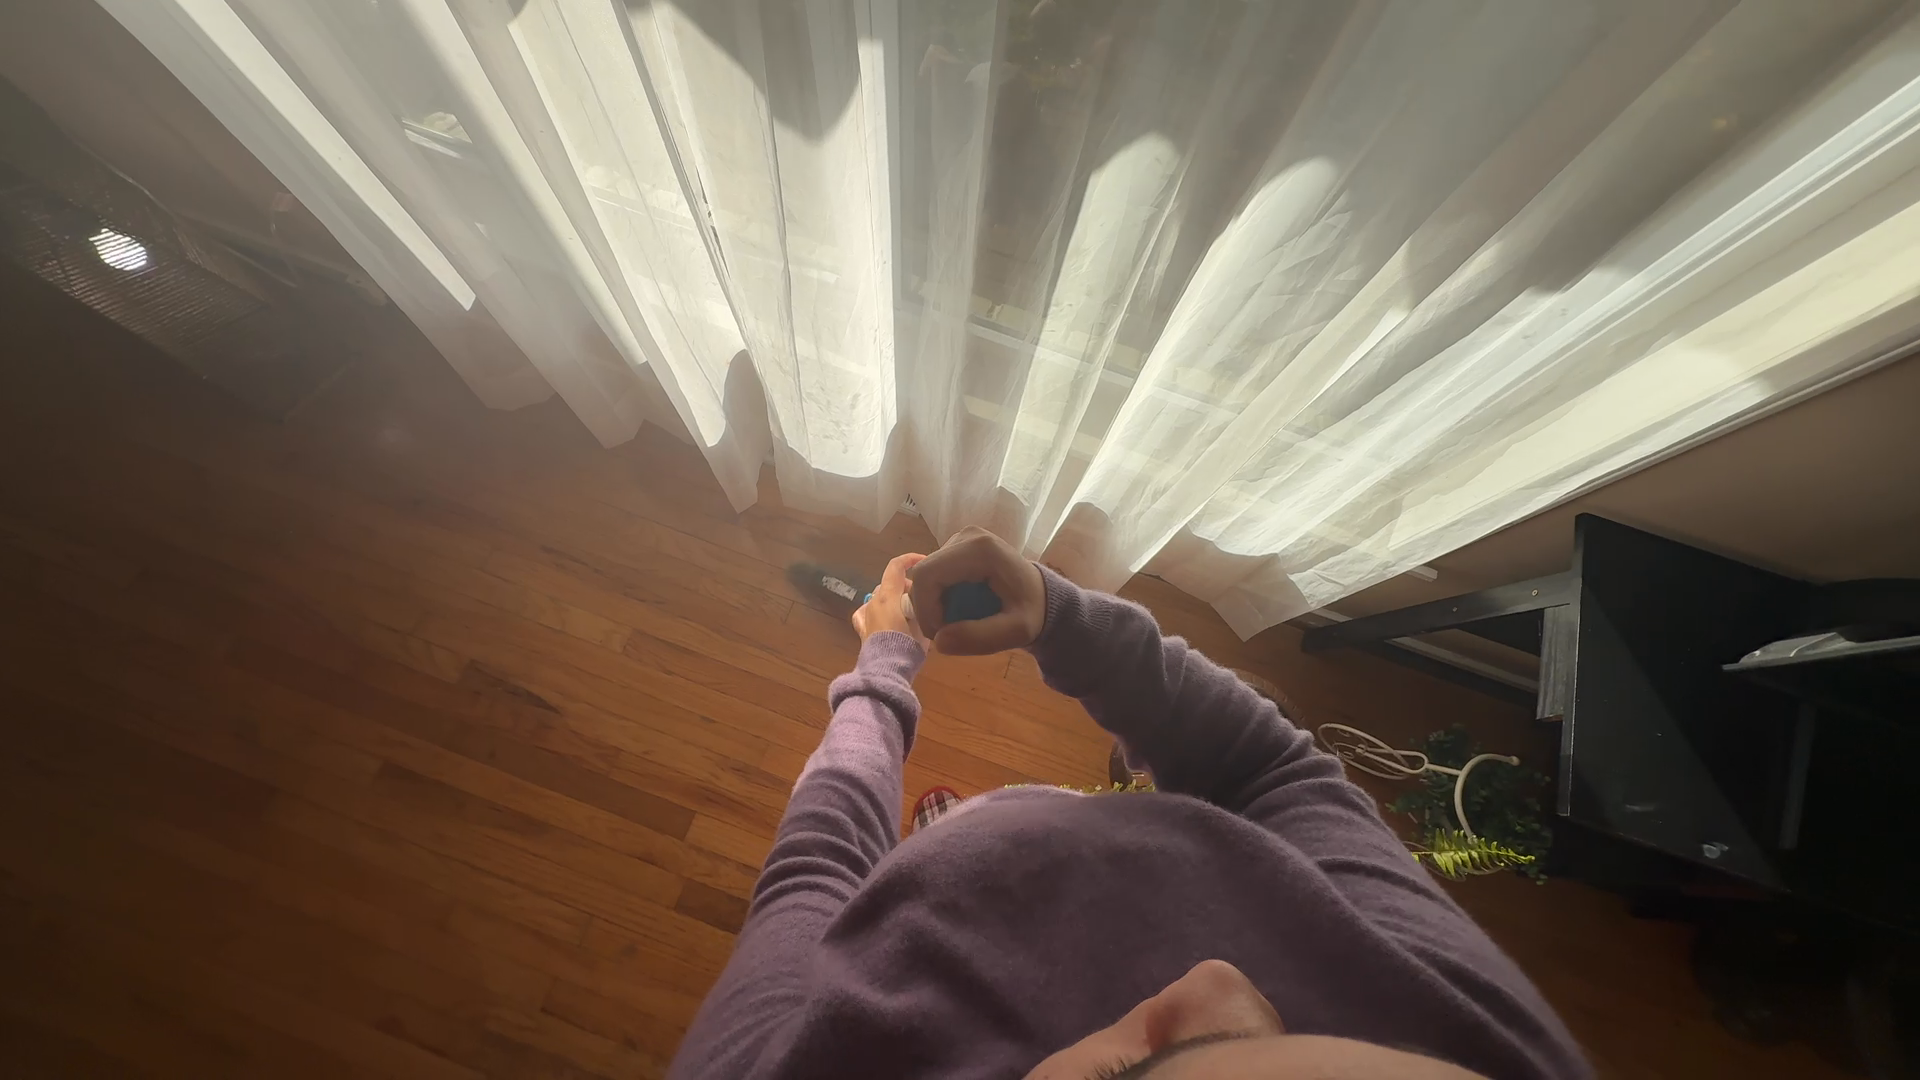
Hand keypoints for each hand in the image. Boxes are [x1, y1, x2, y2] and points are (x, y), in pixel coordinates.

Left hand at [852, 553, 928, 647]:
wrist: (887, 671)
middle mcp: (873, 601)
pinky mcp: (862, 630)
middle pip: (889, 584)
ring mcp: (865, 615)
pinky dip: (877, 612)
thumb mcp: (923, 624)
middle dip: (905, 586)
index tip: (924, 561)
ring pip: (880, 598)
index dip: (910, 559)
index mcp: (887, 596)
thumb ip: (923, 608)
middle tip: (921, 597)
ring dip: (893, 599)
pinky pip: (868, 613)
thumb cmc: (907, 646)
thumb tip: (925, 601)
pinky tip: (885, 619)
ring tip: (908, 612)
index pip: (896, 566)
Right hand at [906, 526, 1045, 654]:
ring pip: (926, 573)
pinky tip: (956, 608)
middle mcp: (967, 536)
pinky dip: (937, 595)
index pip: (928, 575)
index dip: (926, 608)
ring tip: (955, 622)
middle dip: (927, 608)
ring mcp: (961, 538)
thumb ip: (980, 638)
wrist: (1042, 595)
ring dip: (932, 603)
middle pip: (923, 573)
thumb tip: (939, 641)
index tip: (941, 634)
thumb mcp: (1016, 632)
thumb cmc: (1032, 611)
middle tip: (946, 633)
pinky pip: (934, 572)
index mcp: (980, 549)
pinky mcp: (958, 546)